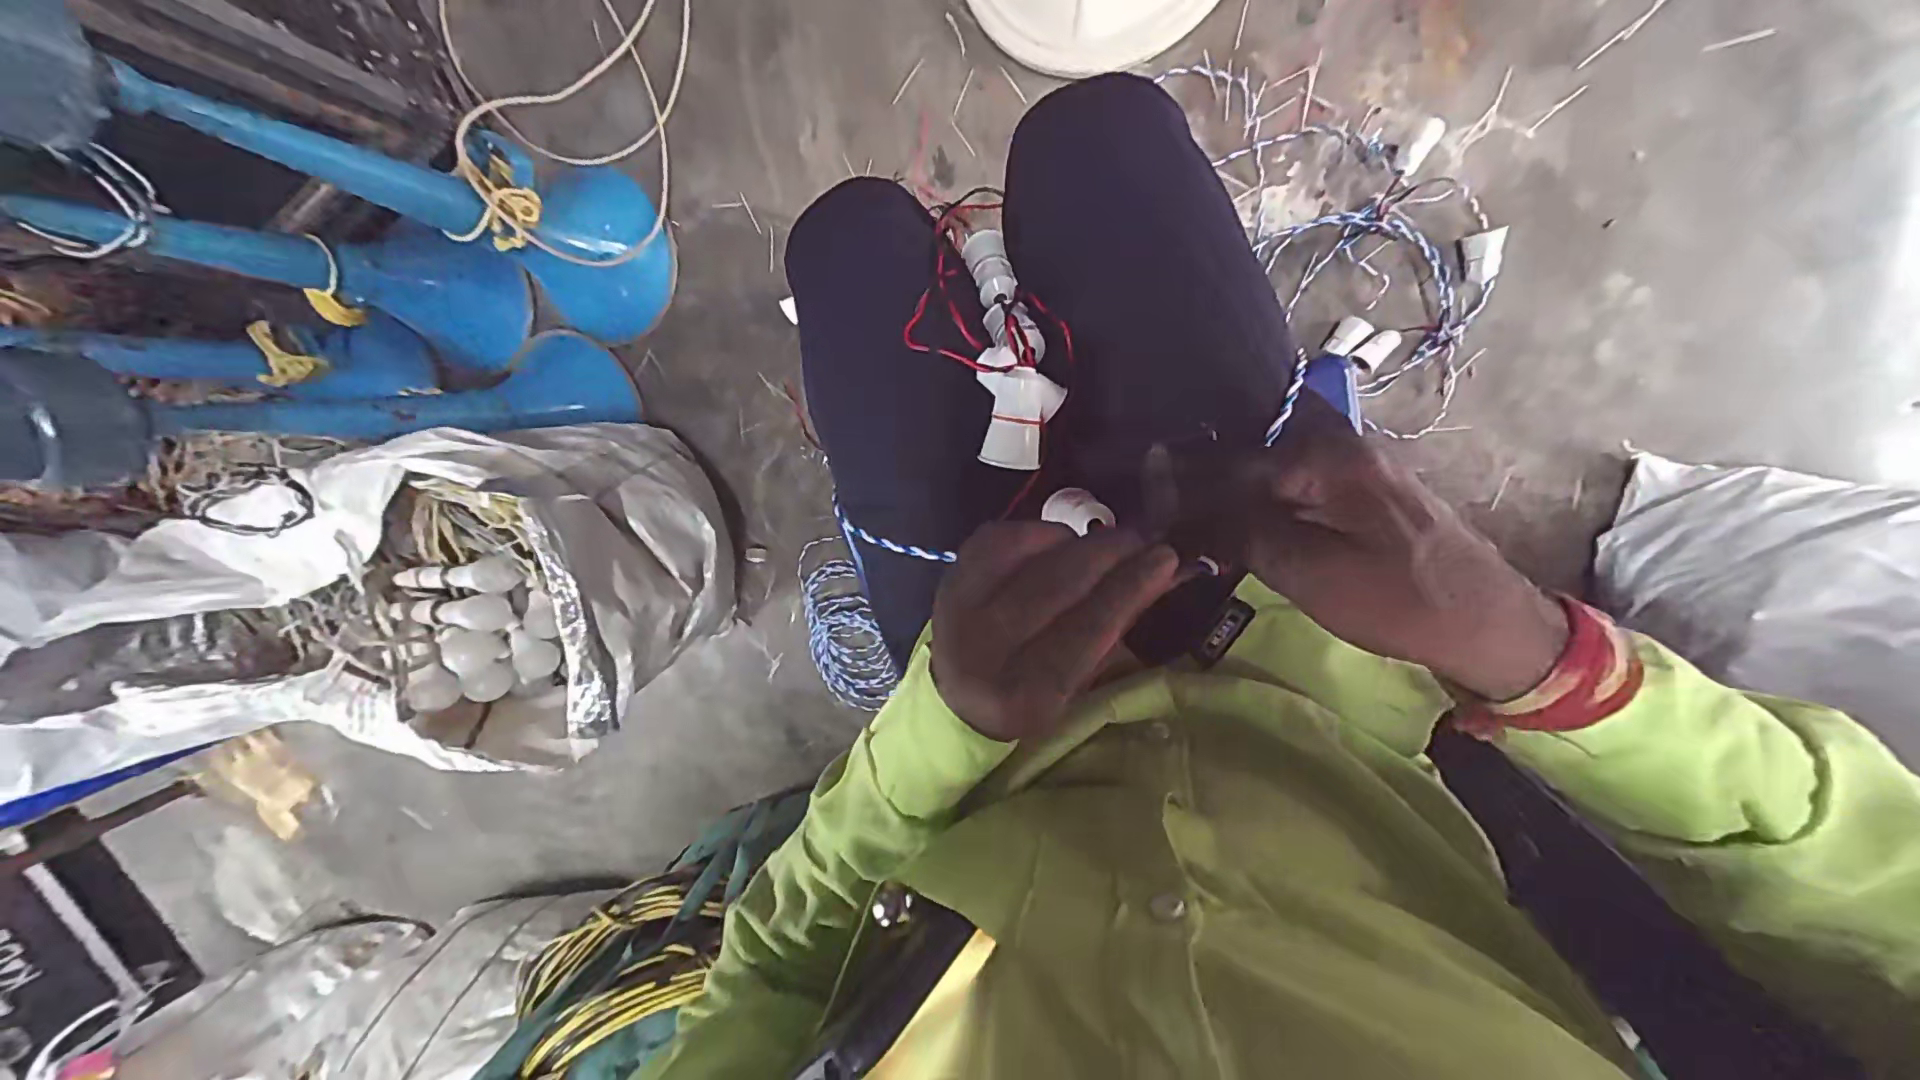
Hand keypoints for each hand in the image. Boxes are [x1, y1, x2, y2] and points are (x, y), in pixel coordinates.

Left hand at [931, 522, 1181, 741]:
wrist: (957, 701)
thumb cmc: (1032, 696)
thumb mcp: (1079, 686)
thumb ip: (1116, 632)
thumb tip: (1164, 574)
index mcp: (1023, 696)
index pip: (1083, 631)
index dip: (1126, 589)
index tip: (1164, 558)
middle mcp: (982, 652)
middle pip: (1051, 587)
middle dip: (1105, 554)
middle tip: (1142, 539)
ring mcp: (957, 610)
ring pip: (1022, 555)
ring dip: (1073, 539)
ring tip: (1105, 541)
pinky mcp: (948, 580)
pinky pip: (996, 538)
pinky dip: (1035, 531)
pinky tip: (1061, 539)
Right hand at [1183, 396, 1567, 700]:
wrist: (1489, 626)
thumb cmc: (1399, 600)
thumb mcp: (1308, 573)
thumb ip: (1244, 532)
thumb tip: (1188, 511)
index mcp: (1329, 456)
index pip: (1233, 460)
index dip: (1186, 483)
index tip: (1150, 503)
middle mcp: (1340, 447)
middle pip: (1250, 457)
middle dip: (1204, 483)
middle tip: (1164, 514)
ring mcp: (1352, 468)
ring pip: (1269, 473)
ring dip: (1230, 497)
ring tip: (1188, 521)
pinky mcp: (1358, 493)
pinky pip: (1292, 488)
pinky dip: (1259, 506)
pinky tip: (1234, 527)